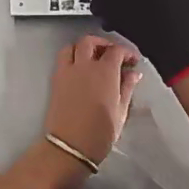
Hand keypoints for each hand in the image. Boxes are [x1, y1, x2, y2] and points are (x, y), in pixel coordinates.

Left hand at [44, 34, 141, 169]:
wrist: (71, 146)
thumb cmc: (100, 132)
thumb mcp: (121, 111)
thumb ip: (127, 88)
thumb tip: (133, 74)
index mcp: (105, 71)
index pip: (116, 50)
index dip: (126, 52)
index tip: (132, 61)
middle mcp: (84, 66)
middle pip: (90, 42)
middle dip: (103, 44)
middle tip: (112, 54)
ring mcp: (67, 72)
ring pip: (71, 47)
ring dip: (83, 48)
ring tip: (92, 58)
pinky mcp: (55, 81)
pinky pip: (62, 60)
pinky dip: (71, 58)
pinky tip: (80, 70)